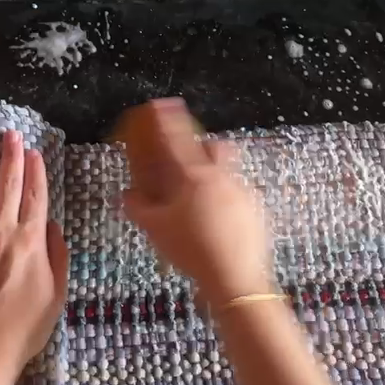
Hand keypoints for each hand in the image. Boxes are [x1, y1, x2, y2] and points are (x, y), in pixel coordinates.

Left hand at [0, 129, 68, 381]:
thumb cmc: (23, 330)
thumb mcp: (56, 296)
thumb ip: (57, 257)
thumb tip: (51, 225)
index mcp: (30, 242)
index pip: (35, 197)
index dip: (36, 172)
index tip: (34, 151)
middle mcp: (1, 232)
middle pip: (8, 186)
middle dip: (11, 156)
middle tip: (11, 134)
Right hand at [114, 98, 273, 307]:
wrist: (235, 280)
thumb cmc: (190, 250)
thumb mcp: (155, 230)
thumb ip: (138, 208)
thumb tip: (127, 195)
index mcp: (193, 177)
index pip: (177, 138)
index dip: (167, 118)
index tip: (161, 104)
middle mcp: (220, 178)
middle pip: (213, 146)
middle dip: (202, 144)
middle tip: (190, 158)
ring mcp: (242, 193)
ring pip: (227, 172)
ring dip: (214, 177)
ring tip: (201, 201)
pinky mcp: (257, 212)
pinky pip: (239, 196)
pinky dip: (226, 201)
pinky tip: (218, 223)